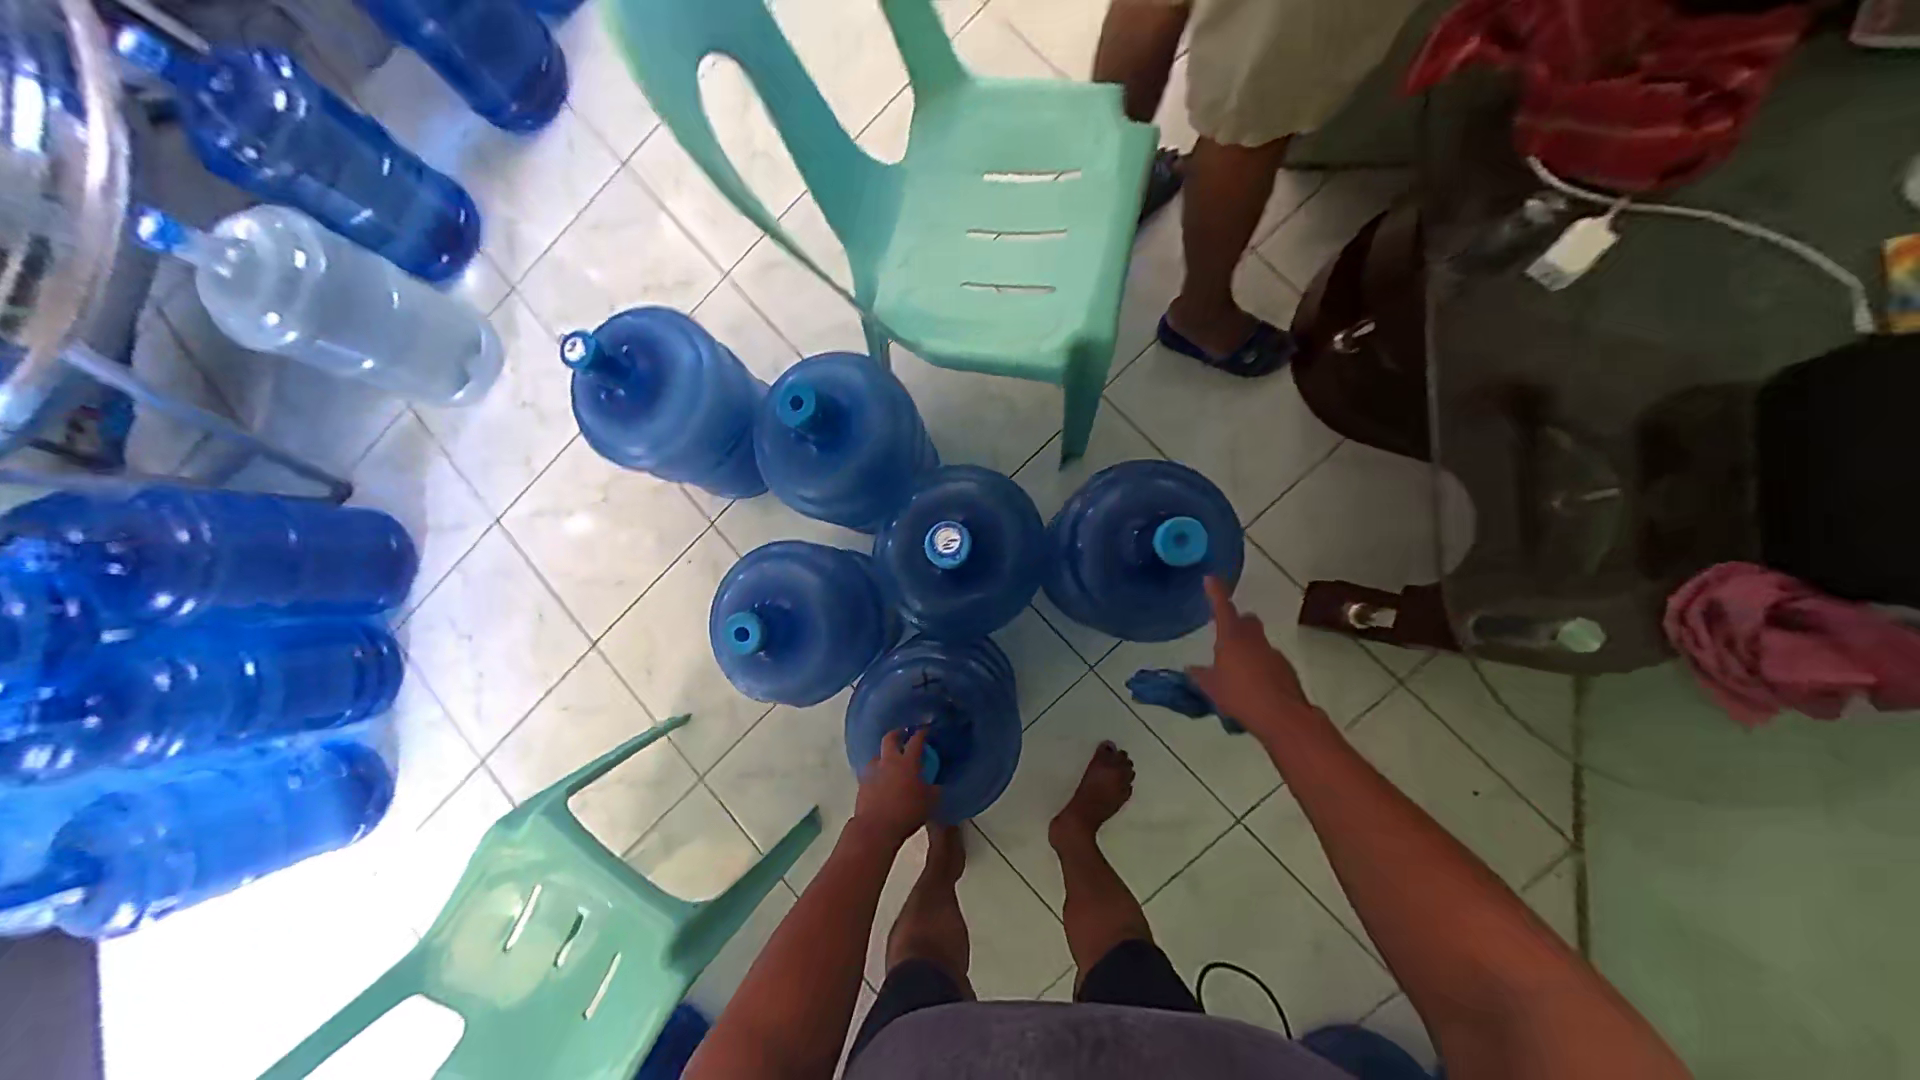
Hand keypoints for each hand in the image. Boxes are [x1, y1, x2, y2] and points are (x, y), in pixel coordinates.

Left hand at [850, 728, 938, 848]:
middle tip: (903, 734)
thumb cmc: (907, 812)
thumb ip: (934, 790)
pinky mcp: (862, 784)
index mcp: (907, 762)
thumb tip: (936, 786)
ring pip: (877, 755)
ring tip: (890, 762)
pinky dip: (877, 772)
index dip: (921, 733)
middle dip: (897, 733)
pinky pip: (870, 772)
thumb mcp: (929, 802)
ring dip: (884, 755)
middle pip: (890, 738)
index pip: (916, 741)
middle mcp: (888, 761)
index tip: (925, 729)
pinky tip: (881, 780)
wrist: (876, 828)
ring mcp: (873, 771)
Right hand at [1186, 577, 1319, 739]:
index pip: (1222, 607)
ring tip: (1236, 670)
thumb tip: (1192, 669)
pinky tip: (1252, 686)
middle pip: (1246, 620)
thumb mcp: (1211, 688)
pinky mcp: (1286, 669)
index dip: (1215, 592)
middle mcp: (1254, 639)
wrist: (1282, 717)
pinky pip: (1268, 660)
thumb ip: (1200, 675)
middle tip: (1225, 636)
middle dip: (1237, 622)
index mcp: (1232, 638)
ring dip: (1247, 648)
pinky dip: (1259, 666)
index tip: (1210, 578)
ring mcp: (1273, 653)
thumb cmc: (1240, 696)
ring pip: (1258, 641)